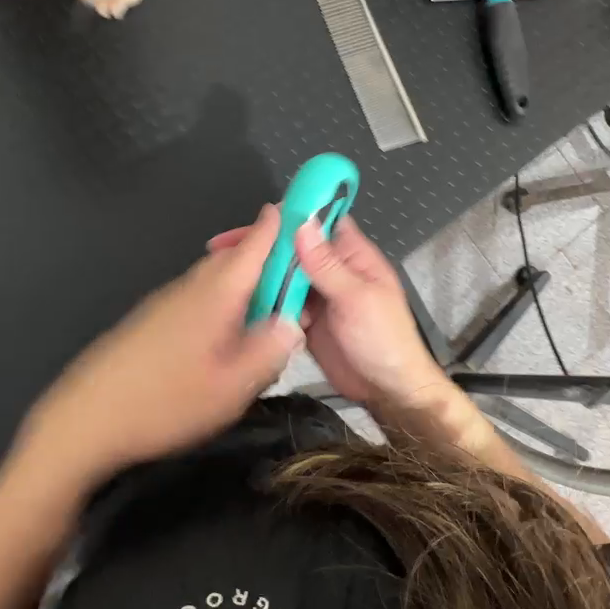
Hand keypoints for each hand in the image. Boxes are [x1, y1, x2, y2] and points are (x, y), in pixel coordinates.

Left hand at [19, 204, 301, 486]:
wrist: (85, 419)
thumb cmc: (165, 401)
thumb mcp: (233, 386)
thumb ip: (269, 350)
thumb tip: (294, 322)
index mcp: (217, 292)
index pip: (257, 241)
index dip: (283, 223)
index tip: (307, 210)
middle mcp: (191, 286)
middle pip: (236, 259)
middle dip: (269, 261)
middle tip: (299, 286)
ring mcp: (166, 301)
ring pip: (217, 281)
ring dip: (247, 288)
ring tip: (267, 321)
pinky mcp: (151, 321)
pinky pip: (199, 300)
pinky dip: (223, 307)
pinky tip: (225, 344)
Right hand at [208, 215, 446, 409]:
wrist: (388, 392)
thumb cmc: (384, 339)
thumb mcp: (356, 298)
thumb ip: (326, 263)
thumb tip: (302, 222)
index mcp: (352, 256)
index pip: (320, 223)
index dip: (291, 216)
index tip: (258, 219)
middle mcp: (333, 270)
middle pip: (293, 249)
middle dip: (263, 247)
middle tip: (220, 248)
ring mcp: (318, 296)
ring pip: (283, 276)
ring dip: (259, 275)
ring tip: (221, 274)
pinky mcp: (306, 320)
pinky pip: (280, 304)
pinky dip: (263, 302)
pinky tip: (238, 302)